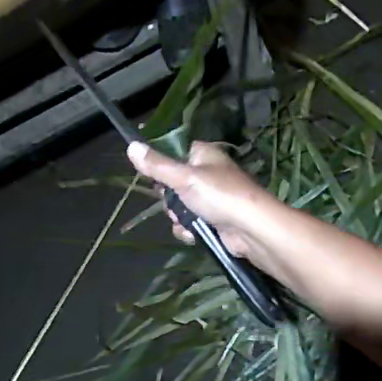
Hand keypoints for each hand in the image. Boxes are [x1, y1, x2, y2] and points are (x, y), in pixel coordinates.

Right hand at [126, 141, 290, 267]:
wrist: (251, 229)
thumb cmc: (219, 195)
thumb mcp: (183, 177)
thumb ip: (156, 165)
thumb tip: (131, 146)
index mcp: (204, 154)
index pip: (175, 154)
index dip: (163, 168)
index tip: (157, 179)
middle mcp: (209, 173)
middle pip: (174, 184)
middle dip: (170, 200)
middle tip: (176, 204)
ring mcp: (213, 198)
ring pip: (180, 206)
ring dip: (179, 217)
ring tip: (188, 222)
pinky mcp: (215, 219)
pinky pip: (191, 222)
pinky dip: (189, 229)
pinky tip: (194, 234)